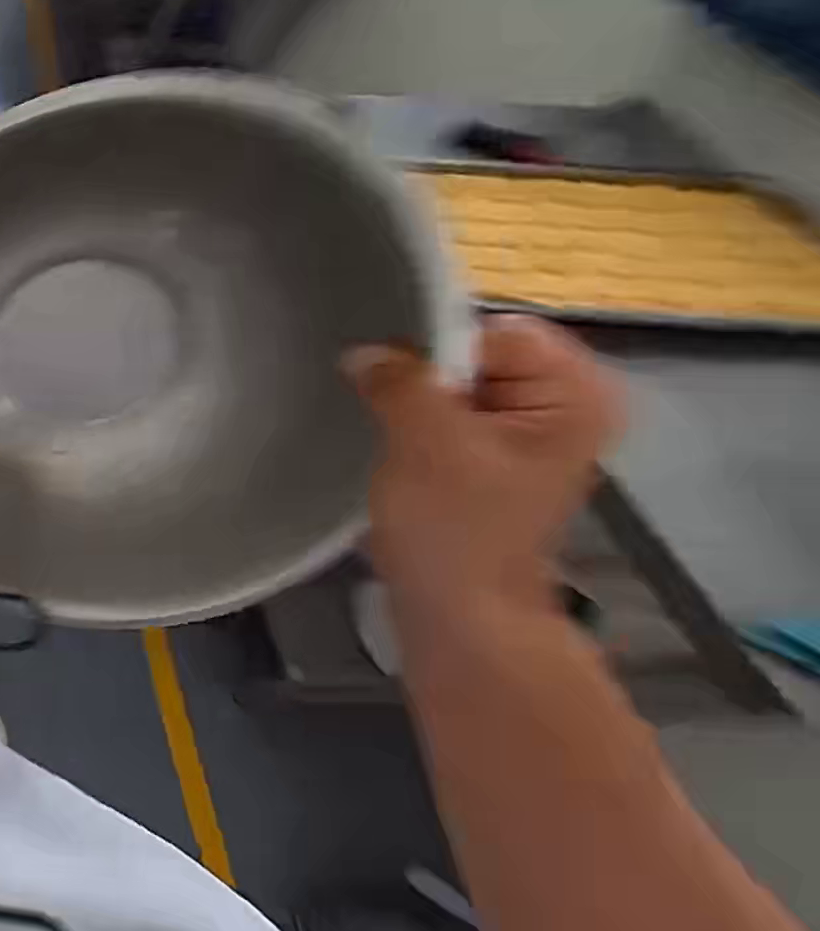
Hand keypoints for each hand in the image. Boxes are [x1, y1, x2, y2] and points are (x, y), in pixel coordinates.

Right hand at [344, 315, 621, 615]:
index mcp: (572, 395)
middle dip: (418, 370)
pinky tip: (385, 434)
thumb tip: (364, 352)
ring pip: (447, 382)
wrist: (455, 604)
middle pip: (472, 352)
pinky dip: (405, 415)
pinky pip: (437, 408)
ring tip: (379, 420)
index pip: (496, 331)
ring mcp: (515, 430)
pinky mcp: (478, 451)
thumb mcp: (426, 443)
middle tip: (379, 400)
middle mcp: (555, 404)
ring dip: (405, 395)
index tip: (393, 377)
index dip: (439, 347)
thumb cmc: (454, 525)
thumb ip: (400, 382)